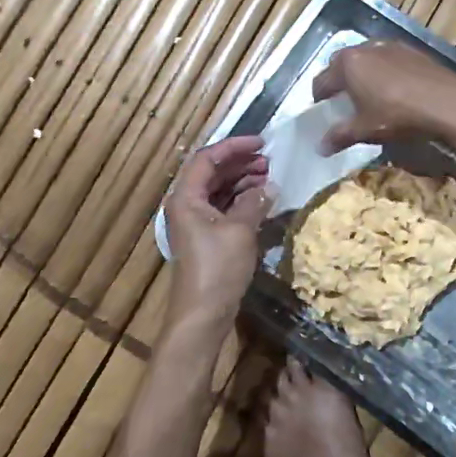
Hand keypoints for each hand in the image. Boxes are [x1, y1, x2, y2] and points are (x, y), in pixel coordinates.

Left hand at [164, 137, 271, 324]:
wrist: (202, 313)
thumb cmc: (217, 268)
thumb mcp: (240, 230)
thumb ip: (254, 202)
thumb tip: (269, 186)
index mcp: (186, 196)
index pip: (207, 158)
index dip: (234, 146)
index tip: (262, 142)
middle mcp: (186, 204)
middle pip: (211, 172)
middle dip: (240, 163)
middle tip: (269, 161)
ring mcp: (194, 221)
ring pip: (218, 190)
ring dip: (242, 180)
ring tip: (269, 177)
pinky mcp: (205, 237)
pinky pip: (222, 207)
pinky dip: (240, 200)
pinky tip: (261, 199)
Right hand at [312, 41, 455, 152]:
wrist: (448, 104)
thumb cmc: (397, 116)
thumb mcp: (364, 130)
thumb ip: (339, 136)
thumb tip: (320, 147)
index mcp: (346, 64)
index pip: (321, 80)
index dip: (319, 98)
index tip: (323, 111)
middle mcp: (364, 48)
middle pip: (341, 64)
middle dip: (339, 81)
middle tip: (344, 102)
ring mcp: (390, 46)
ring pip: (366, 59)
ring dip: (363, 74)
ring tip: (369, 95)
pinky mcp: (412, 50)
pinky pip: (388, 60)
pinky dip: (384, 72)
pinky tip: (394, 90)